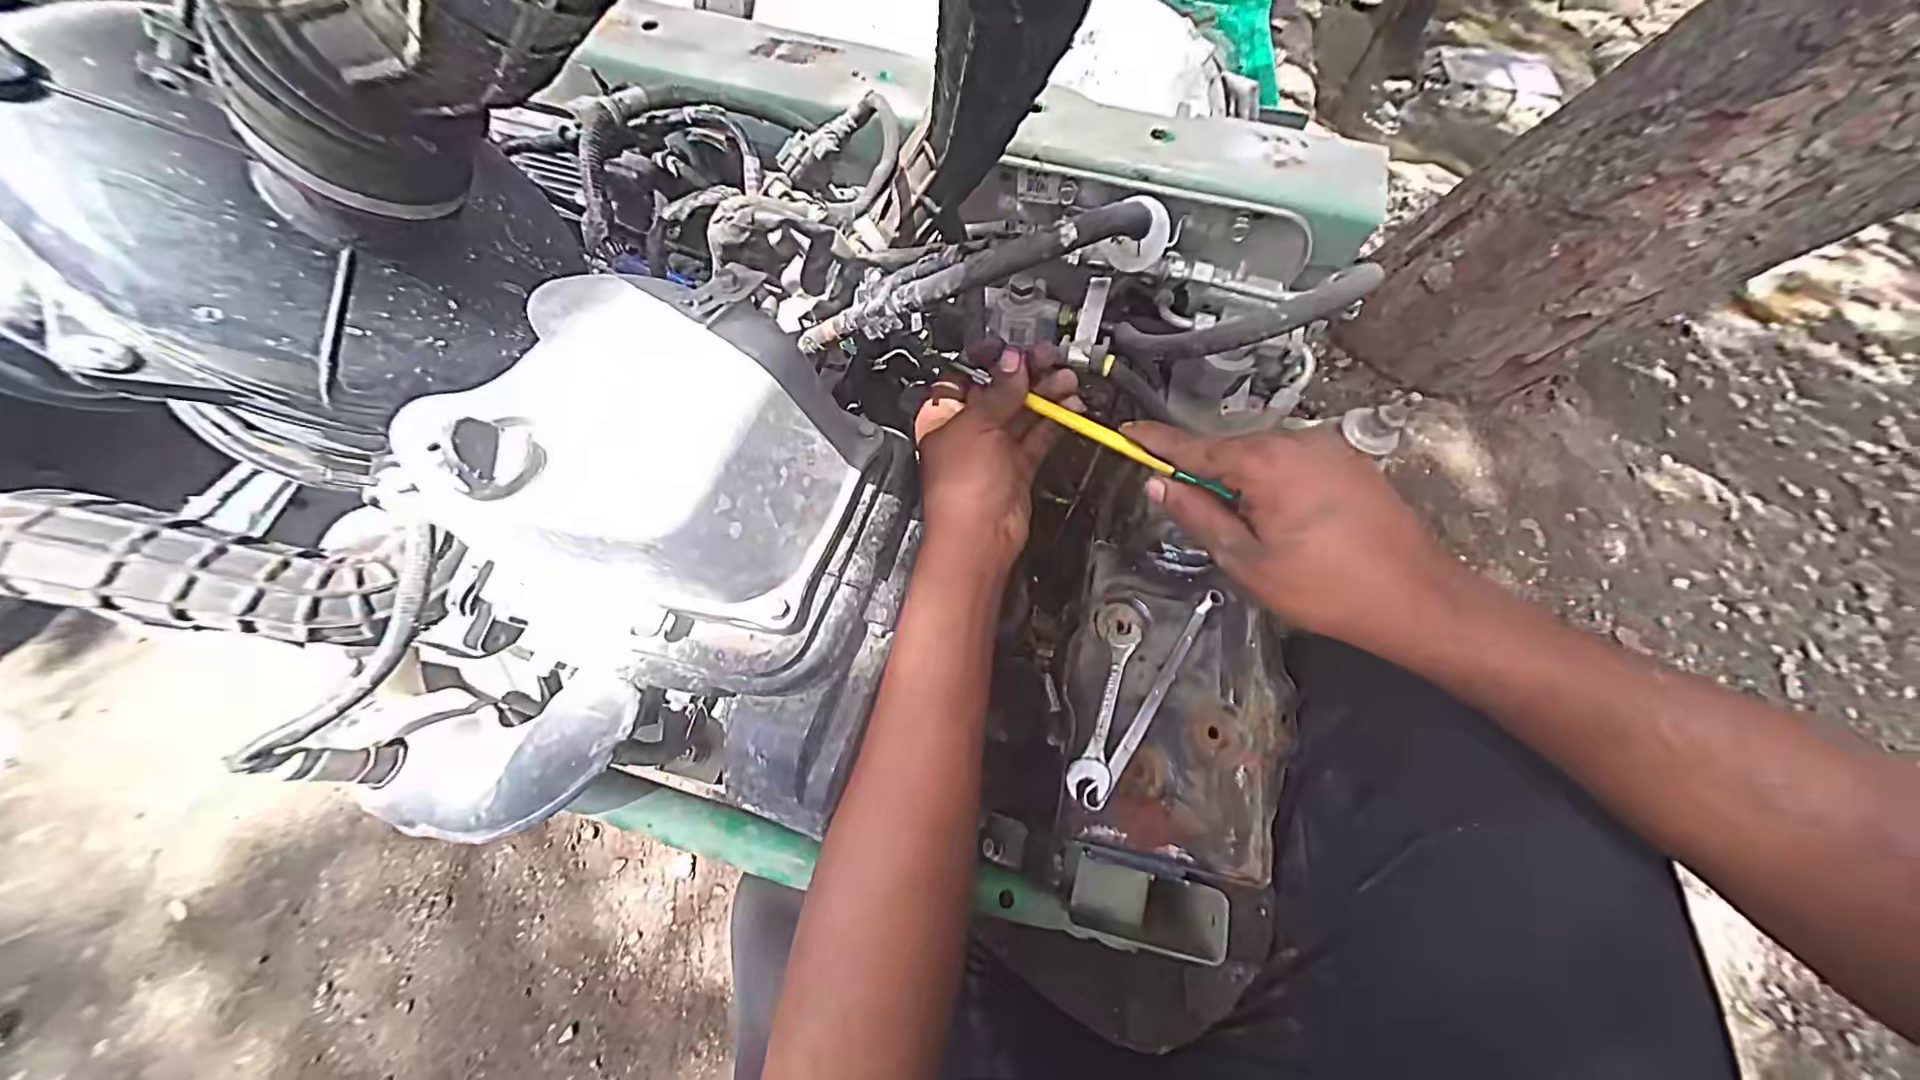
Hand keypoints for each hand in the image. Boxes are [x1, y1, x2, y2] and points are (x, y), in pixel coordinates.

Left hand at [915, 342, 1080, 573]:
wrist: (980, 537)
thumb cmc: (961, 490)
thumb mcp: (978, 426)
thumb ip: (1000, 392)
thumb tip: (1012, 364)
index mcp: (943, 415)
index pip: (968, 375)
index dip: (993, 360)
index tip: (1017, 349)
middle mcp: (967, 430)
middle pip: (999, 391)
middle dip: (1026, 374)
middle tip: (1050, 360)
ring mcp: (993, 449)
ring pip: (1022, 412)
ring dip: (1045, 394)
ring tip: (1066, 380)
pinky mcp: (1016, 466)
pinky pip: (1037, 436)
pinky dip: (1053, 421)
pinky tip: (1069, 406)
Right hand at [1124, 422, 1465, 649]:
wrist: (1417, 599)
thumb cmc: (1327, 588)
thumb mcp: (1245, 559)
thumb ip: (1197, 514)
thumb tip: (1158, 485)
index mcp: (1267, 462)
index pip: (1193, 446)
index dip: (1155, 443)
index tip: (1128, 435)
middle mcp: (1299, 442)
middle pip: (1228, 450)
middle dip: (1204, 475)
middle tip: (1191, 511)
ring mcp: (1329, 448)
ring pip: (1261, 457)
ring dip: (1240, 484)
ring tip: (1248, 532)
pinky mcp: (1349, 462)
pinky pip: (1292, 462)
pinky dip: (1271, 483)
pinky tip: (1281, 522)